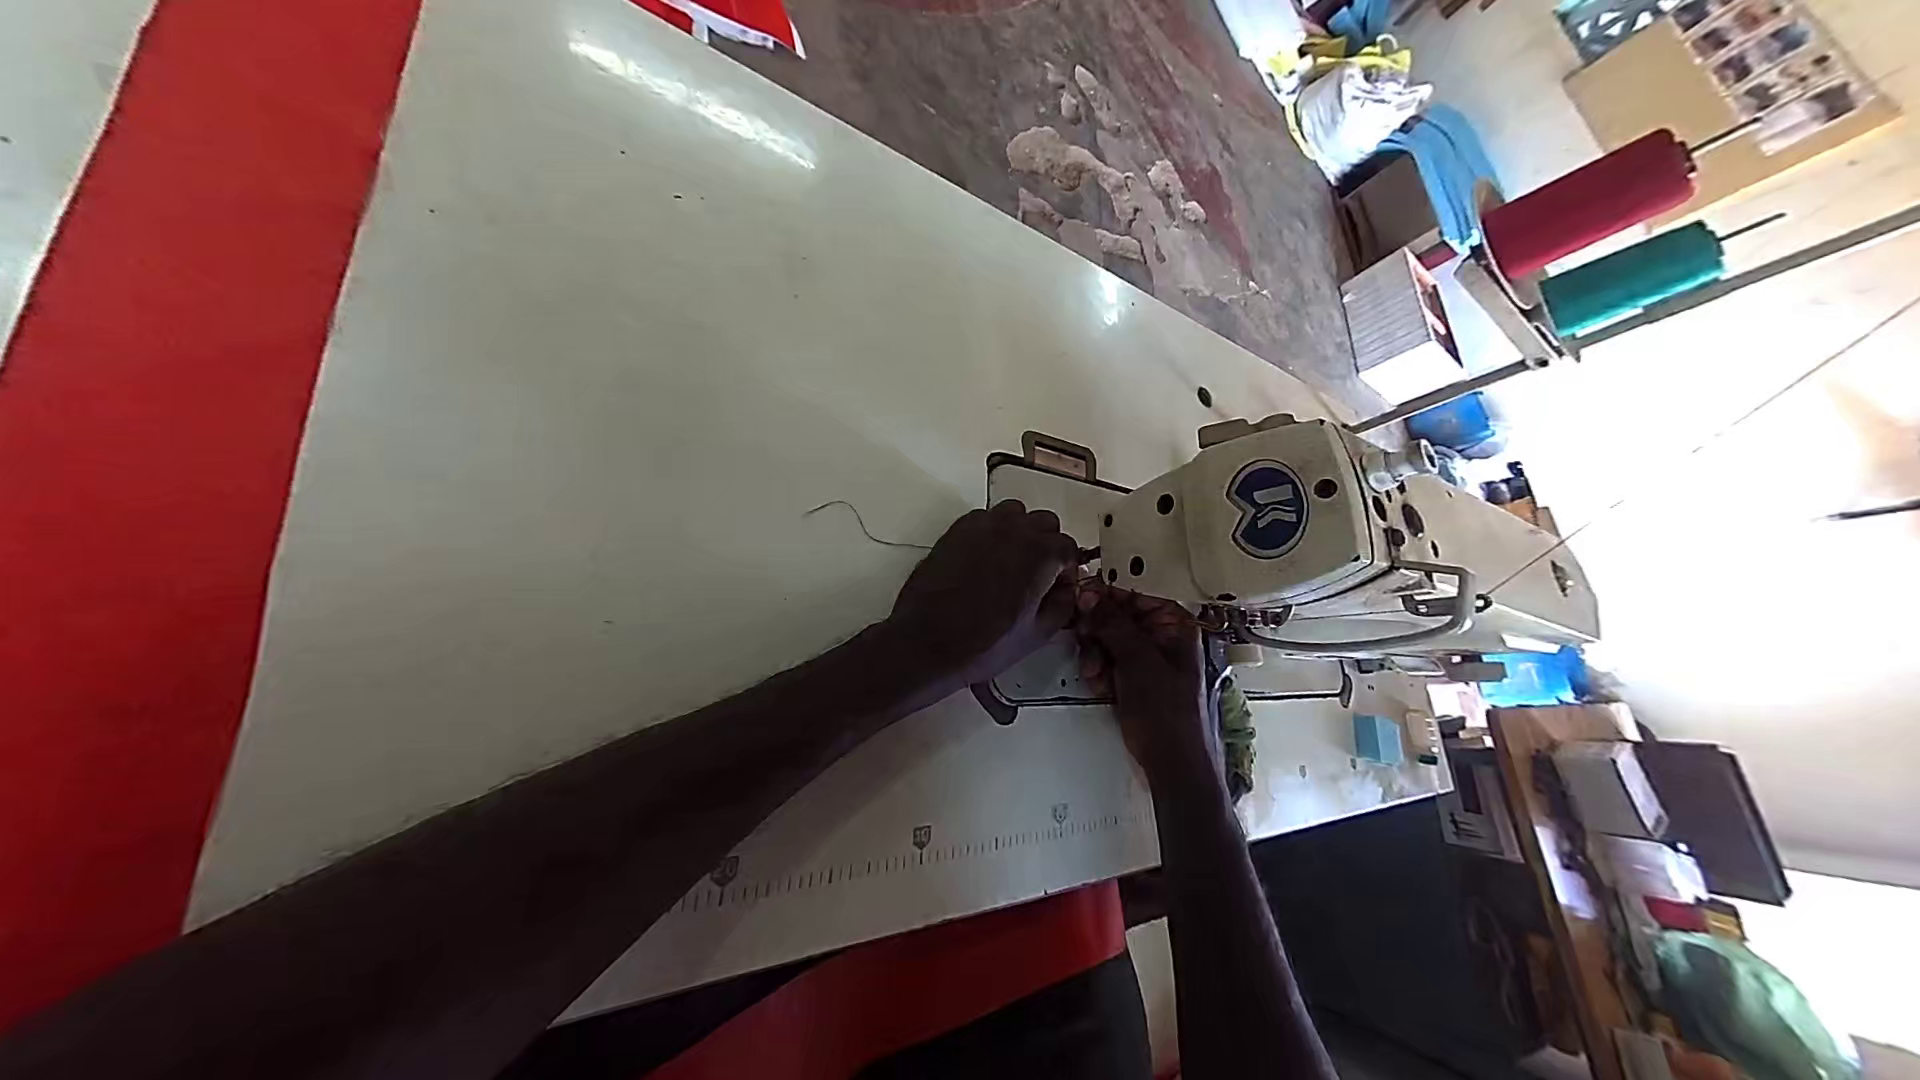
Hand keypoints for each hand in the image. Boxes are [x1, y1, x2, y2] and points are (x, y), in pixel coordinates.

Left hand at [886, 500, 1078, 686]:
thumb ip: (1062, 604)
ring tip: (1010, 563)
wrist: (927, 643)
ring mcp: (981, 526)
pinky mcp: (955, 531)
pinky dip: (990, 532)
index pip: (1068, 546)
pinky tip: (983, 560)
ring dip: (1019, 531)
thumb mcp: (1038, 634)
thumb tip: (1065, 590)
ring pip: (1013, 513)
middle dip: (1046, 545)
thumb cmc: (982, 644)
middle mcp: (1013, 530)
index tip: (1058, 586)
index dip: (1066, 568)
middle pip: (1044, 523)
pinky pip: (983, 519)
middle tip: (1037, 574)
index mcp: (1040, 553)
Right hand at [1076, 584, 1219, 787]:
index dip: (1108, 597)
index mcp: (1175, 626)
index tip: (1082, 599)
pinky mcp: (1134, 679)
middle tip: (1087, 642)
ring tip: (1096, 675)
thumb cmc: (1166, 711)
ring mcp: (1147, 660)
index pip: (1136, 596)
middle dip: (1098, 633)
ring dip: (1096, 655)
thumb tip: (1090, 594)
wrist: (1172, 764)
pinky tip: (1101, 687)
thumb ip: (1112, 624)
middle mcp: (1162, 638)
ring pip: (1107, 641)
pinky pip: (1108, 662)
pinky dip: (1100, 672)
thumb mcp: (1137, 661)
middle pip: (1117, 618)